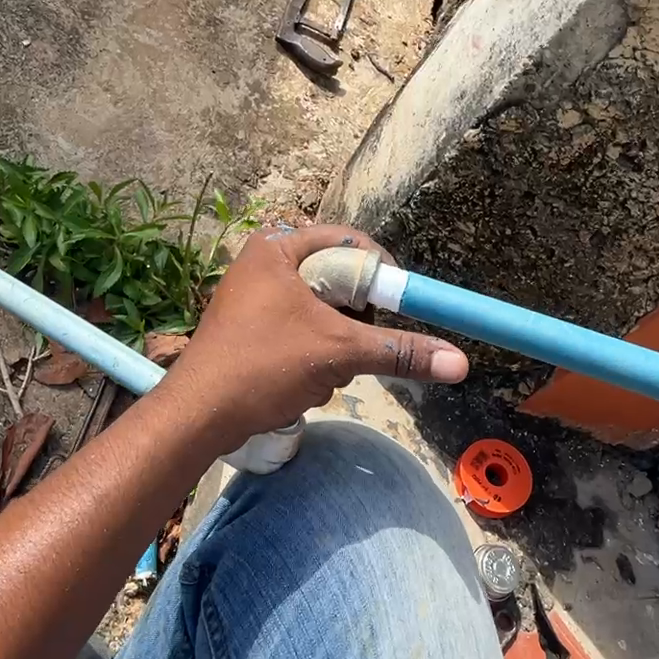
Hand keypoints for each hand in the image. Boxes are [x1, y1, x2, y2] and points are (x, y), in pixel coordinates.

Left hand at [160, 225, 467, 442]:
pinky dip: (313, 357)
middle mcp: (263, 264)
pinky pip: (301, 333)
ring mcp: (254, 299)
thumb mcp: (338, 352)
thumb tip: (460, 362)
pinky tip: (304, 384)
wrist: (197, 417)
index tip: (401, 303)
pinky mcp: (251, 331)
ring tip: (324, 372)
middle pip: (337, 280)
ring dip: (335, 346)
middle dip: (354, 320)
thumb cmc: (263, 365)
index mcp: (277, 248)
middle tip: (361, 344)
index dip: (381, 271)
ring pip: (322, 313)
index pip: (348, 242)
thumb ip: (398, 351)